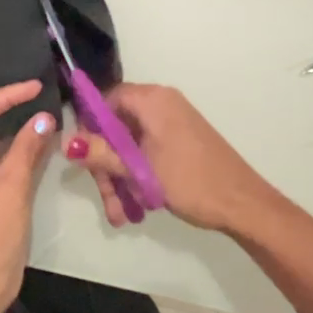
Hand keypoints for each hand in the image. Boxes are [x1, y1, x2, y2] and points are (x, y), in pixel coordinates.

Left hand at [0, 80, 55, 305]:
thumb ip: (28, 147)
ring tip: (47, 108)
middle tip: (43, 91)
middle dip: (11, 107)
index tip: (35, 85)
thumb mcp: (11, 185)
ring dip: (17, 127)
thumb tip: (46, 117)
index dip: (6, 95)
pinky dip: (18, 147)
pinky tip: (41, 136)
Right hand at [64, 83, 284, 234]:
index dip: (89, 127)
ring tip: (120, 213)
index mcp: (151, 100)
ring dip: (120, 178)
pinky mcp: (180, 142)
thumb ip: (101, 154)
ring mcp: (172, 123)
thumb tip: (66, 142)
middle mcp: (161, 104)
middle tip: (106, 199)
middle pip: (115, 127)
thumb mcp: (139, 169)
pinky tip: (135, 206)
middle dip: (106, 165)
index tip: (84, 158)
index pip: (104, 99)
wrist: (246, 206)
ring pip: (129, 145)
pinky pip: (146, 152)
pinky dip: (137, 175)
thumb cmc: (190, 181)